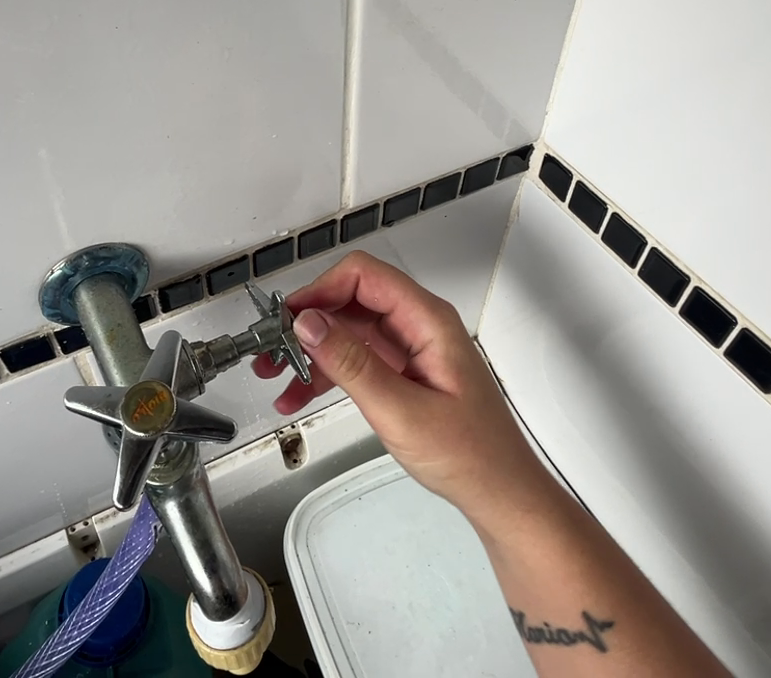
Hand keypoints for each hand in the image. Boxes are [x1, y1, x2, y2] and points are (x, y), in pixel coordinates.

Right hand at [253, 252, 558, 525]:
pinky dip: (324, 373)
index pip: (364, 276)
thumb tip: (308, 322)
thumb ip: (351, 363)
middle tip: (271, 349)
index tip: (288, 319)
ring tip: (274, 376)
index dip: (321, 289)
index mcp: (426, 320)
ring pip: (346, 330)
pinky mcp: (399, 371)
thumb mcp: (401, 410)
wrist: (499, 493)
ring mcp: (406, 347)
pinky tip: (297, 395)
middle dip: (307, 321)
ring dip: (309, 350)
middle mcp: (415, 324)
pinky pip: (353, 359)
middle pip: (350, 300)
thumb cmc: (467, 454)